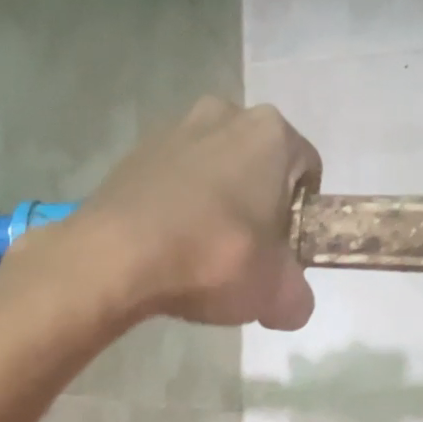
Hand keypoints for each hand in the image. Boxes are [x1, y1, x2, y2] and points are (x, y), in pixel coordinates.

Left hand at [25, 97, 321, 330]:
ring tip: (196, 259)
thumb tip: (292, 306)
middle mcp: (223, 115)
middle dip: (253, 209)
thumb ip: (295, 297)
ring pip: (208, 175)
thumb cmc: (213, 258)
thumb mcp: (273, 292)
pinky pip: (167, 186)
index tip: (284, 254)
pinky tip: (163, 251)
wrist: (116, 257)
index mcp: (270, 132)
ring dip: (210, 209)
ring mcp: (170, 132)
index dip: (301, 217)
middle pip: (254, 169)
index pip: (307, 171)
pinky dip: (171, 213)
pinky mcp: (130, 158)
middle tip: (243, 259)